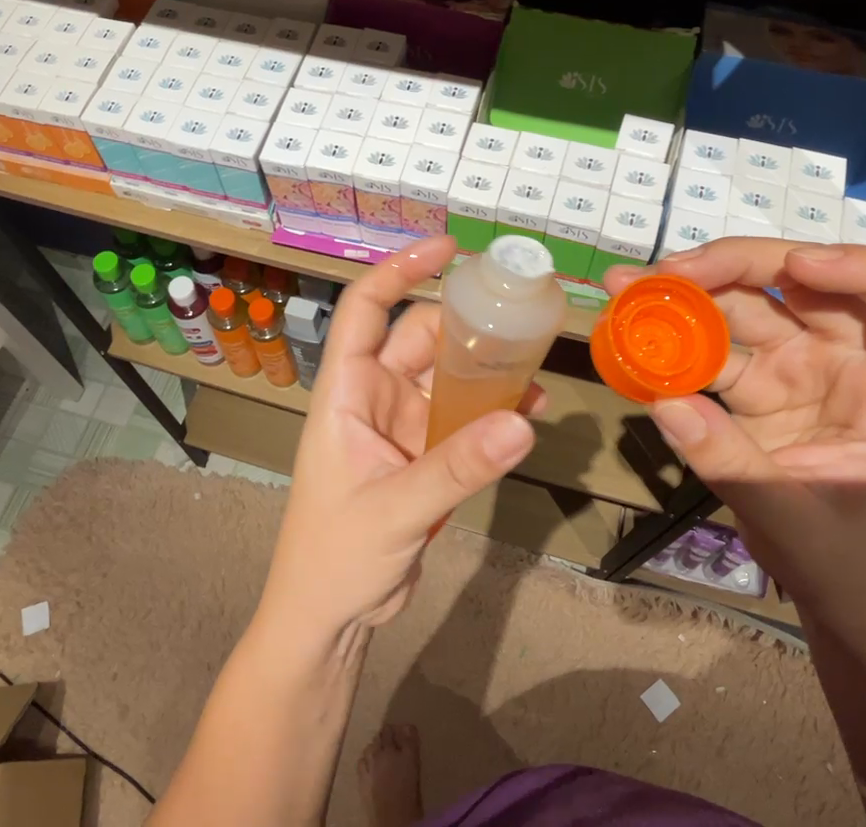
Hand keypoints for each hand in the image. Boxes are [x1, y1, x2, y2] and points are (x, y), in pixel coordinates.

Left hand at [258, 235, 545, 640]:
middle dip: (464, 321)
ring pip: (449, 378)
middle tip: (520, 308)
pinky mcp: (425, 457)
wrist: (330, 616)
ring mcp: (402, 428)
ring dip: (487, 368)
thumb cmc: (334, 558)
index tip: (447, 248)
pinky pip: (464, 420)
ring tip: (535, 360)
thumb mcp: (395, 509)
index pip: (366, 311)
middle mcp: (374, 398)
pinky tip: (529, 411)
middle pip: (420, 338)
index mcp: (346, 392)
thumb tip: (524, 421)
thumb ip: (457, 467)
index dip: (400, 271)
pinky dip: (493, 412)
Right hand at [605, 240, 865, 617]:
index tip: (794, 266)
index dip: (860, 269)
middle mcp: (853, 361)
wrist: (822, 580)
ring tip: (629, 286)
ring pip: (753, 301)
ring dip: (692, 290)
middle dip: (739, 264)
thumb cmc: (837, 555)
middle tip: (669, 270)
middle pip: (809, 282)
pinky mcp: (760, 381)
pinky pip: (715, 345)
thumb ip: (730, 462)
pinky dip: (673, 335)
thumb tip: (664, 402)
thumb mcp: (790, 518)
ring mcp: (802, 366)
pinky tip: (631, 327)